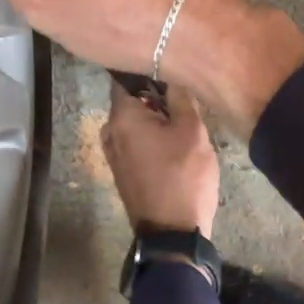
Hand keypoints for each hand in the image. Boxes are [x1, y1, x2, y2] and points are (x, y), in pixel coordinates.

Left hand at [102, 81, 219, 237]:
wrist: (172, 235)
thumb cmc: (183, 176)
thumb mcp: (192, 130)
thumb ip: (181, 97)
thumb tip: (173, 74)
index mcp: (122, 117)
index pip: (127, 77)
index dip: (149, 70)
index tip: (171, 67)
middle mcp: (110, 131)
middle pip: (133, 100)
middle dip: (157, 96)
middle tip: (185, 97)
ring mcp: (114, 154)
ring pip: (136, 122)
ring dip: (156, 118)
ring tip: (185, 119)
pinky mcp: (124, 172)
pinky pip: (136, 142)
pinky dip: (152, 137)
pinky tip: (174, 142)